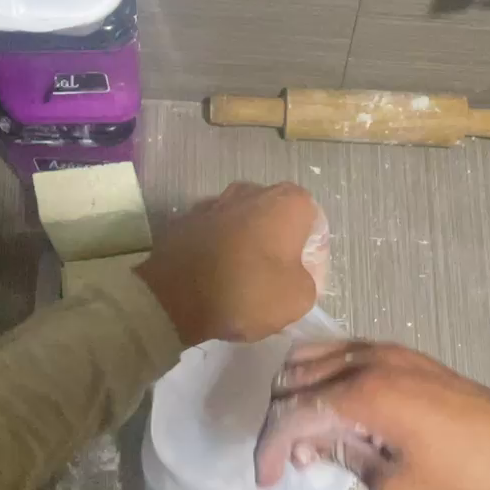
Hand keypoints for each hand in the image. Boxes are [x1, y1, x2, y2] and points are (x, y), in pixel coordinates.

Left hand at [135, 181, 327, 344]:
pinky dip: (218, 251)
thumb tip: (295, 274)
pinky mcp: (185, 219)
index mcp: (287, 202)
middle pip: (276, 219)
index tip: (302, 280)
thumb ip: (309, 279)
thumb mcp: (299, 298)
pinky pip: (213, 234)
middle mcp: (251, 190)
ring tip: (241, 280)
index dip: (312, 254)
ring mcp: (214, 201)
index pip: (313, 223)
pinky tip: (214, 278)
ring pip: (242, 224)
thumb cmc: (248, 292)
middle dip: (278, 245)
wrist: (175, 298)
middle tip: (274, 279)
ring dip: (246, 246)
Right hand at [255, 342, 489, 489]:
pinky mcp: (403, 353)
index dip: (271, 448)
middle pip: (294, 378)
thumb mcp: (393, 484)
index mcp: (363, 393)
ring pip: (314, 357)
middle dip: (280, 420)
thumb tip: (310, 446)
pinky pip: (342, 353)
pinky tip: (332, 409)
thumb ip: (343, 457)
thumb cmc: (461, 476)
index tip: (267, 479)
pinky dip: (324, 377)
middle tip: (288, 460)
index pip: (293, 414)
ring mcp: (387, 350)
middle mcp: (368, 360)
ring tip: (307, 436)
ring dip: (299, 394)